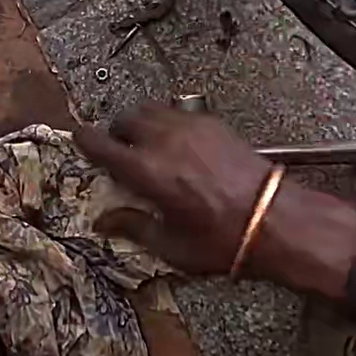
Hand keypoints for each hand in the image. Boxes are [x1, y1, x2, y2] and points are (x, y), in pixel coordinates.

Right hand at [76, 103, 273, 274]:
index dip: (85, 140)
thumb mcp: (171, 246)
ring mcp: (188, 127)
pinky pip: (176, 111)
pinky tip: (177, 144)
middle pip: (124, 120)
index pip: (100, 144)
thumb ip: (132, 227)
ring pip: (149, 109)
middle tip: (121, 153)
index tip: (80, 140)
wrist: (274, 220)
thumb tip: (104, 221)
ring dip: (141, 123)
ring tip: (147, 144)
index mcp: (147, 171)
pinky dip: (167, 122)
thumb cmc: (224, 239)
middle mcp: (163, 141)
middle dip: (116, 134)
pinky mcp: (209, 123)